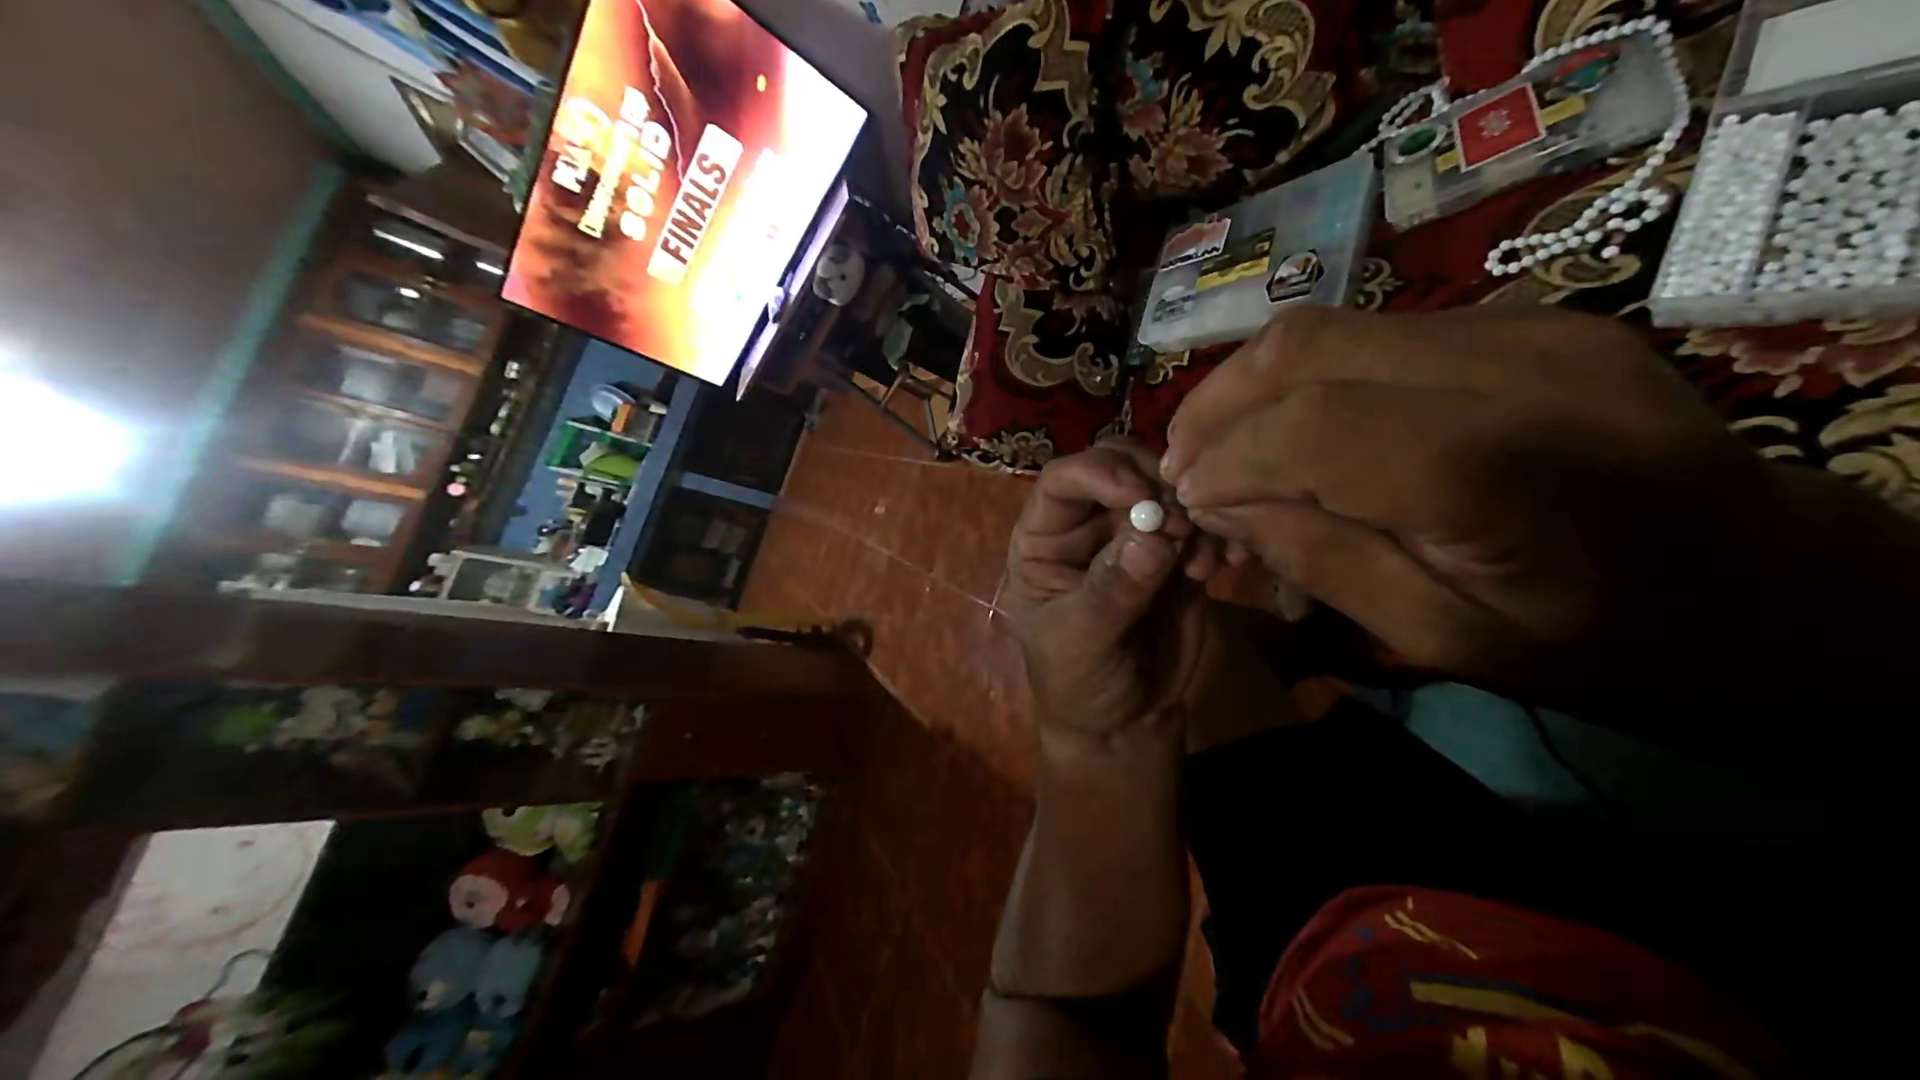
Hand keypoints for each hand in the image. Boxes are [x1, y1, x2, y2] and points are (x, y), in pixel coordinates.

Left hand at [1001, 442, 1206, 745]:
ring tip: (1203, 561)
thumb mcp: (1080, 642)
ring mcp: (1133, 538)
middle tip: (1180, 523)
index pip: (1061, 481)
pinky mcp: (1177, 557)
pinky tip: (1227, 563)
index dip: (1098, 473)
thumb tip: (1151, 536)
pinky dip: (1218, 534)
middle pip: (1119, 469)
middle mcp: (1087, 527)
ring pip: (1166, 491)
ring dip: (1191, 512)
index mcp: (1043, 539)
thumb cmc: (1077, 681)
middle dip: (1153, 486)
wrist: (1125, 720)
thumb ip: (1112, 590)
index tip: (1138, 494)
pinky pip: (1201, 527)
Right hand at [1158, 306, 1780, 689]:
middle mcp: (1510, 369)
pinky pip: (1364, 332)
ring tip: (1215, 443)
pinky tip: (1281, 424)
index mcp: (1499, 471)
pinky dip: (1295, 378)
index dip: (1227, 456)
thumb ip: (1322, 563)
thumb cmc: (1593, 635)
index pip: (1314, 426)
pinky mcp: (1516, 317)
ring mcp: (1519, 326)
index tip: (1187, 498)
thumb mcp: (1442, 638)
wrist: (1753, 568)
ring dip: (1245, 386)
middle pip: (1305, 350)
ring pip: (1324, 327)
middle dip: (1215, 407)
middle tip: (1182, 465)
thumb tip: (1220, 502)